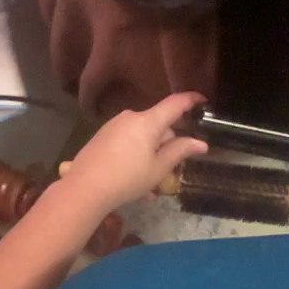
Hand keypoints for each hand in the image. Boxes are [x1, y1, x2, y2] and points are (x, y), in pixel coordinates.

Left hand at [58, 92, 208, 214]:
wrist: (84, 188)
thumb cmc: (127, 178)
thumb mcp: (158, 168)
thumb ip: (180, 151)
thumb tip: (200, 143)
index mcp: (148, 121)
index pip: (175, 103)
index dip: (192, 100)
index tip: (204, 101)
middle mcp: (131, 117)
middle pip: (159, 125)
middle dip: (168, 143)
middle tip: (171, 170)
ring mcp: (114, 125)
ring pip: (143, 135)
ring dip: (151, 154)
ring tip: (151, 183)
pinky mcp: (103, 136)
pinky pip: (128, 141)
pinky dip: (136, 155)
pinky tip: (134, 179)